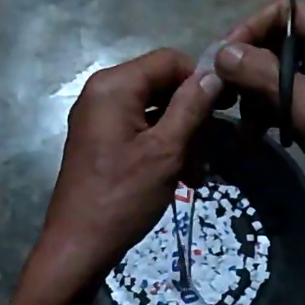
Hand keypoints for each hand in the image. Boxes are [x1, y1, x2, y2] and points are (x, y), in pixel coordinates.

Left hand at [31, 49, 221, 294]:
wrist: (79, 244)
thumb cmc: (124, 197)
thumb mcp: (166, 151)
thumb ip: (191, 107)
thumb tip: (214, 74)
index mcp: (114, 86)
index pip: (169, 60)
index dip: (200, 79)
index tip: (225, 109)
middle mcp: (101, 93)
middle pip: (160, 86)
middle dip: (190, 116)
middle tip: (208, 152)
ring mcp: (96, 118)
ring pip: (152, 112)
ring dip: (180, 138)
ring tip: (195, 175)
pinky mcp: (98, 141)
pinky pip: (137, 131)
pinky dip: (160, 148)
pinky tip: (180, 178)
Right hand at [215, 0, 304, 210]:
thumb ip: (263, 76)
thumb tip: (222, 53)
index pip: (284, 12)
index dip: (248, 30)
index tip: (221, 59)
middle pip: (275, 42)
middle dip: (246, 69)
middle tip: (221, 95)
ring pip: (274, 73)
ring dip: (252, 97)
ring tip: (242, 126)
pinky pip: (283, 97)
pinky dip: (265, 113)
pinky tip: (251, 136)